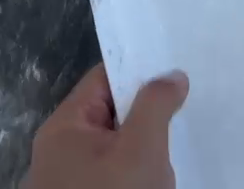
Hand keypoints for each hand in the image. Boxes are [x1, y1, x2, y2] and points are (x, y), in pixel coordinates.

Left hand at [22, 63, 188, 188]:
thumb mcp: (141, 147)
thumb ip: (157, 102)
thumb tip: (171, 75)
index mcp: (64, 127)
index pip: (105, 77)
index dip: (140, 68)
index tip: (175, 66)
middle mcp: (60, 152)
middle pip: (111, 113)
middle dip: (147, 111)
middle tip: (184, 104)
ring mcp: (70, 184)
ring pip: (115, 148)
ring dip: (145, 146)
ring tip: (176, 141)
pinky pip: (114, 177)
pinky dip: (136, 174)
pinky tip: (159, 179)